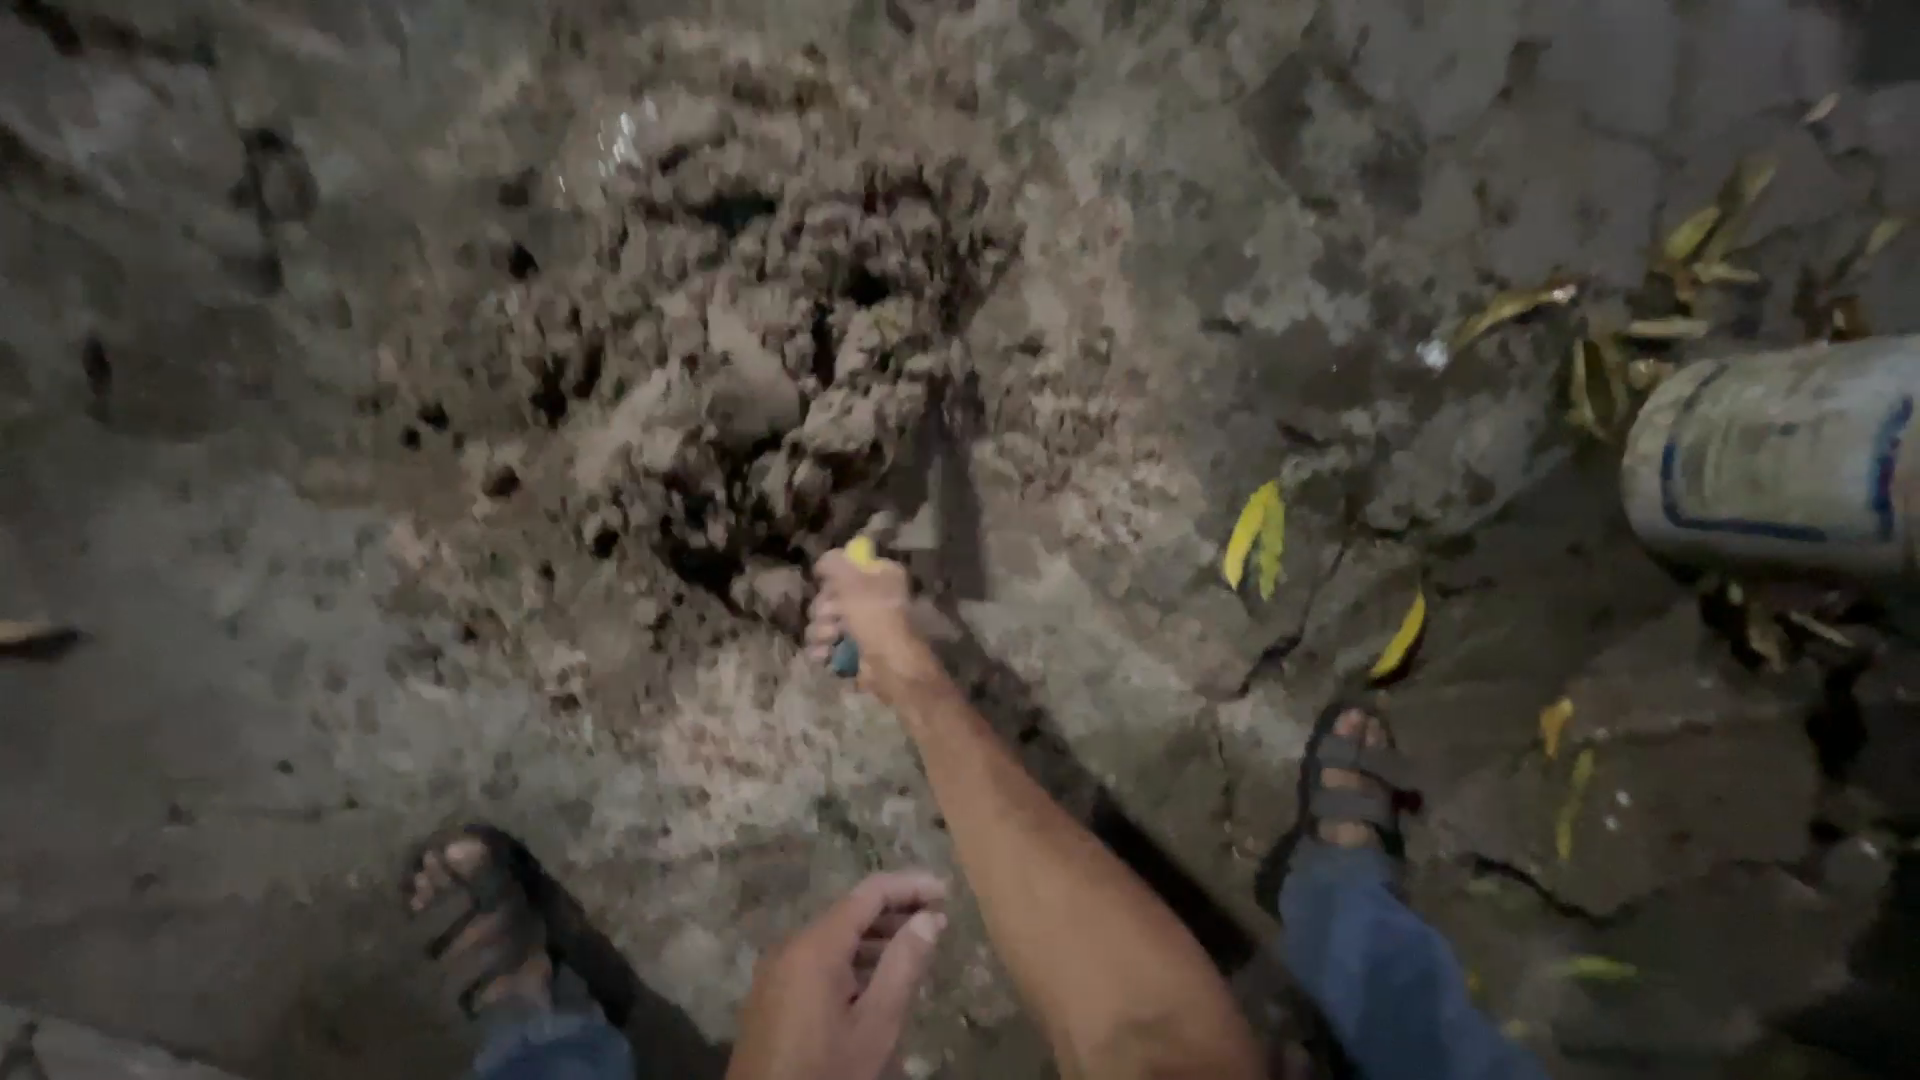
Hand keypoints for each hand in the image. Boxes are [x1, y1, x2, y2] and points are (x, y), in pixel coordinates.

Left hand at [726, 872, 948, 1079]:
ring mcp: (776, 969)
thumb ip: (903, 966)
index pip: (869, 893)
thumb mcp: (875, 1026)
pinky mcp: (771, 993)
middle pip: (850, 910)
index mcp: (815, 946)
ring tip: (916, 947)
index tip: (946, 892)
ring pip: (834, 935)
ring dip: (875, 935)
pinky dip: (851, 957)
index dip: (910, 886)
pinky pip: (817, 958)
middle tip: (937, 919)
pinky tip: (877, 978)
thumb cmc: (825, 1075)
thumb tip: (929, 918)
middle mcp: (791, 945)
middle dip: (895, 909)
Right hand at [807, 549, 942, 702]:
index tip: (830, 586)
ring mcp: (862, 628)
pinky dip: (822, 650)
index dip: (834, 578)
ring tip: (832, 639)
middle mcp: (873, 599)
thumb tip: (824, 562)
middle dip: (824, 608)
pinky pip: (824, 645)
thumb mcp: (853, 580)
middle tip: (833, 616)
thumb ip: (834, 562)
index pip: (847, 567)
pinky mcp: (852, 652)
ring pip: (823, 622)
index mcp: (882, 577)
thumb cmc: (876, 617)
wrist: (890, 665)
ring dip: (821, 631)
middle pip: (830, 596)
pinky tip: (826, 654)